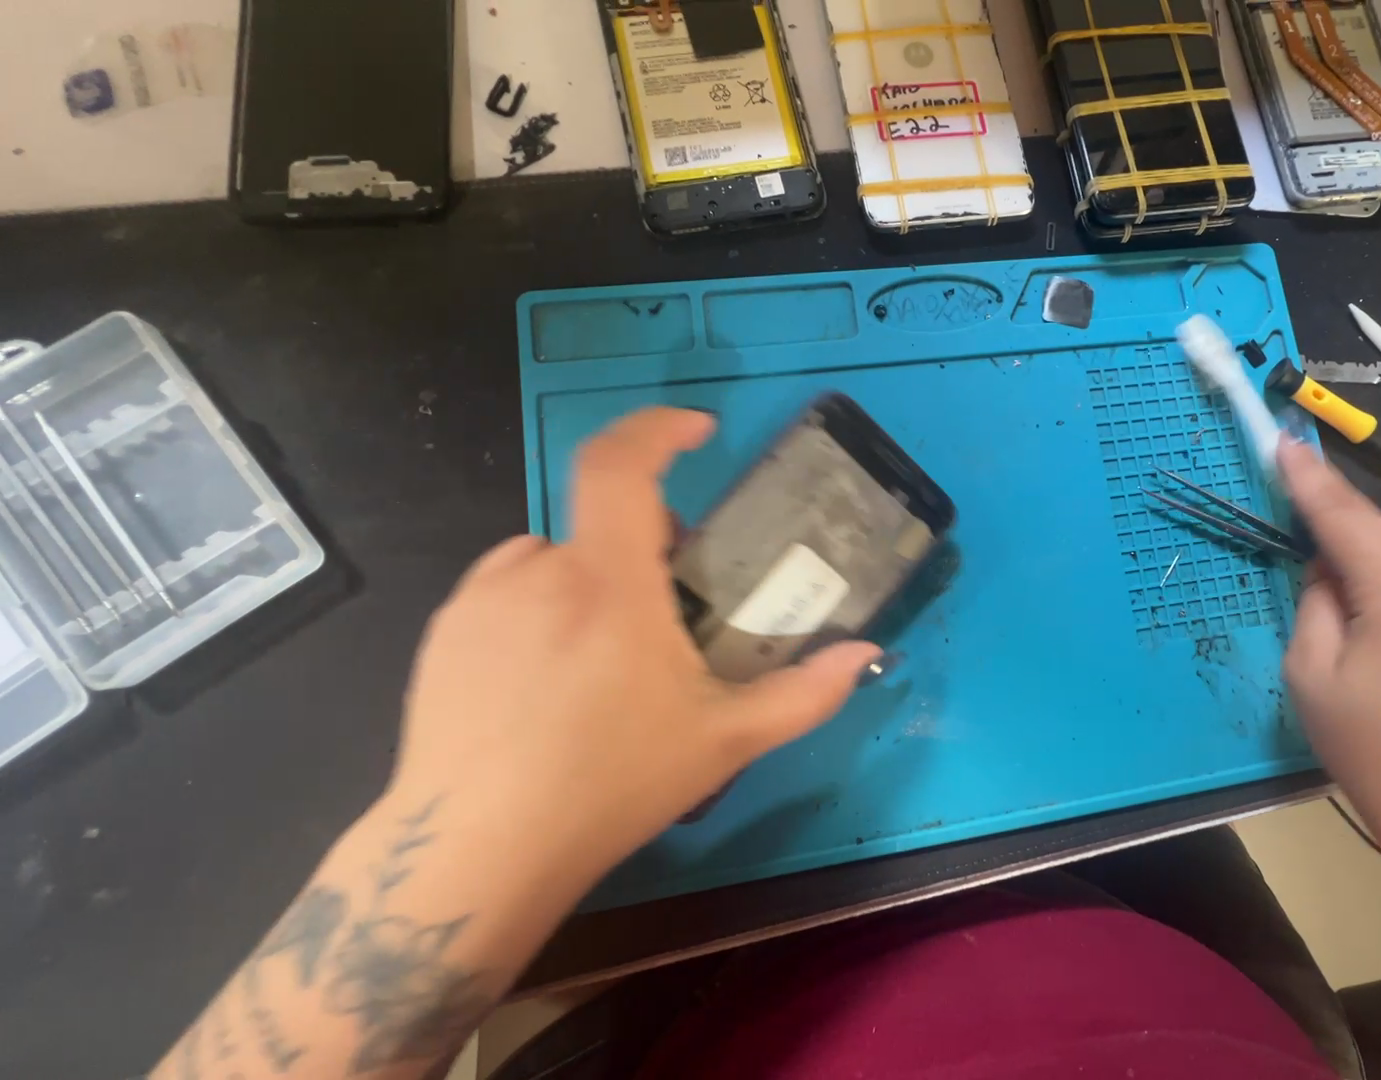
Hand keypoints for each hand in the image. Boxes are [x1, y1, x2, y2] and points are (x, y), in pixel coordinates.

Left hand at [391, 408, 878, 876]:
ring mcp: (480, 601)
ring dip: (595, 580)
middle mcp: (538, 573)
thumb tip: (866, 654)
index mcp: (608, 584)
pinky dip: (545, 606)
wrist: (476, 853)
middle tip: (671, 612)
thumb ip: (806, 692)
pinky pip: (509, 589)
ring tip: (610, 655)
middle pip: (604, 524)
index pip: (620, 467)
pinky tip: (550, 678)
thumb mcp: (726, 741)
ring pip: (557, 558)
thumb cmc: (612, 786)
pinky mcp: (444, 632)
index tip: (698, 430)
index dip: (659, 428)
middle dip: (646, 548)